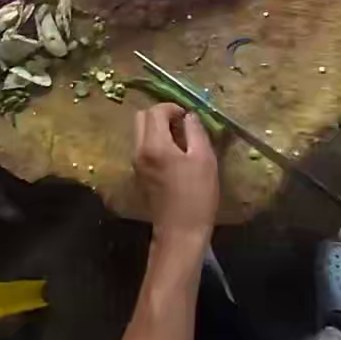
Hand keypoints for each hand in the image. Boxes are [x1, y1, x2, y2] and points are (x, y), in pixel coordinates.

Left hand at [132, 104, 218, 241]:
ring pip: (140, 132)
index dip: (172, 108)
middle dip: (161, 115)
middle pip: (142, 117)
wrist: (180, 231)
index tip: (188, 117)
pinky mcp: (139, 173)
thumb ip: (195, 131)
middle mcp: (139, 150)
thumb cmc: (197, 195)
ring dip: (158, 129)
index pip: (155, 111)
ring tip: (181, 142)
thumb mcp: (204, 158)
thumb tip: (189, 116)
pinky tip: (174, 156)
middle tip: (182, 126)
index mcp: (154, 145)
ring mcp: (136, 163)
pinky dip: (155, 142)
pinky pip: (143, 147)